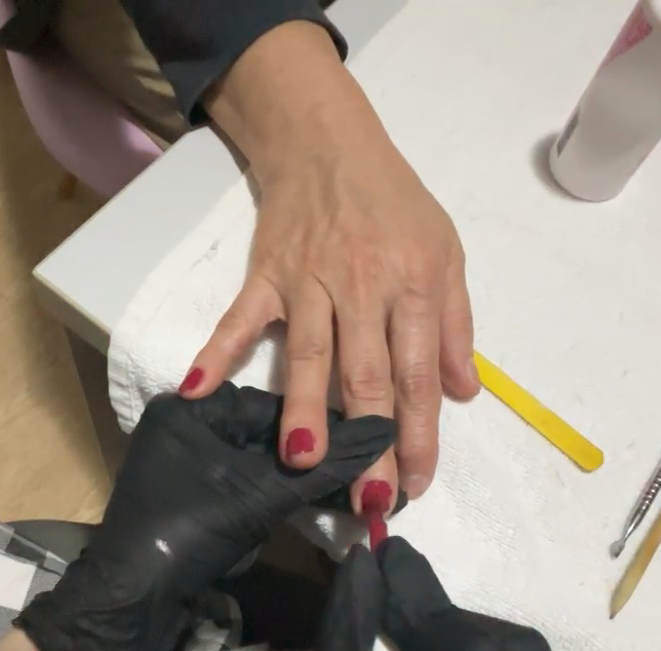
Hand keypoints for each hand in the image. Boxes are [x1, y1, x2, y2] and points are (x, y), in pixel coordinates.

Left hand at [19, 386, 393, 650]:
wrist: (135, 597)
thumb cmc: (191, 531)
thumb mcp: (260, 497)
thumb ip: (322, 468)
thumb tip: (382, 436)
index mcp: (186, 407)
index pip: (267, 403)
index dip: (316, 424)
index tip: (363, 440)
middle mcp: (180, 424)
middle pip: (261, 430)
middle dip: (307, 452)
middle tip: (356, 468)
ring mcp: (181, 461)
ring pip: (252, 458)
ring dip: (292, 475)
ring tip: (340, 485)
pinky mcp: (186, 493)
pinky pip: (238, 480)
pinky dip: (270, 490)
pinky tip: (308, 499)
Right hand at [193, 21, 479, 513]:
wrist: (328, 142)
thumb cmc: (394, 205)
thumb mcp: (444, 253)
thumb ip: (453, 326)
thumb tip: (464, 393)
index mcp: (413, 284)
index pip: (417, 374)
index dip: (417, 434)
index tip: (413, 484)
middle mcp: (362, 287)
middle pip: (366, 376)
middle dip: (368, 442)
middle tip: (366, 499)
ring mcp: (307, 282)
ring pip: (308, 354)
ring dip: (304, 409)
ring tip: (300, 463)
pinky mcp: (264, 276)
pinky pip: (238, 319)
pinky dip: (216, 352)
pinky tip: (195, 390)